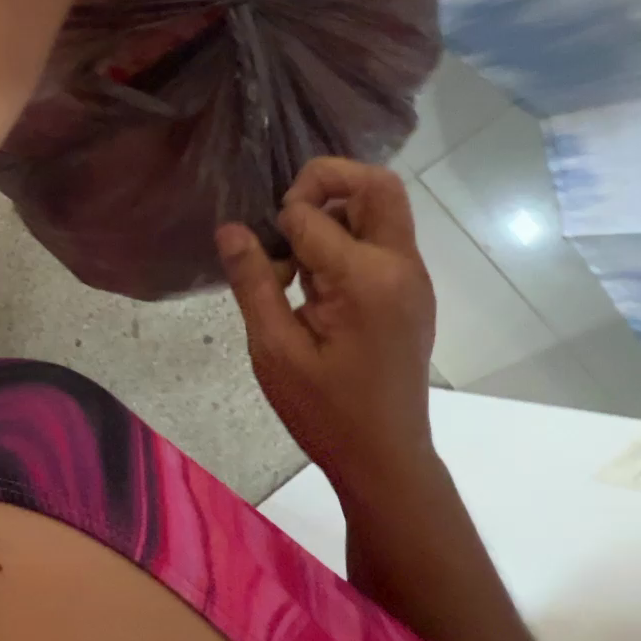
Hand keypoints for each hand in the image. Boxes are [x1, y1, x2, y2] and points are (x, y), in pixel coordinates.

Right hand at [216, 158, 439, 494]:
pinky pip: (380, 236)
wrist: (385, 458)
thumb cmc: (324, 409)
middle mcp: (401, 267)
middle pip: (375, 185)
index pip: (313, 215)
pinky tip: (311, 277)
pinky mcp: (409, 291)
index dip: (276, 227)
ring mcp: (412, 278)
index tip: (261, 262)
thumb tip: (229, 228)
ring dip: (334, 209)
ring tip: (294, 254)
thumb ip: (252, 280)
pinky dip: (344, 234)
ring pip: (381, 206)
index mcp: (367, 280)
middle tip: (283, 217)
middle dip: (323, 181)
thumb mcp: (273, 347)